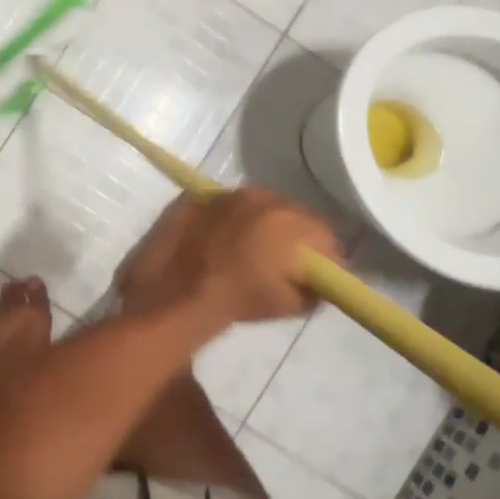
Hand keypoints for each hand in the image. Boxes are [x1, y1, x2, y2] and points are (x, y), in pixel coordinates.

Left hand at [115, 187, 339, 325]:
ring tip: (247, 251)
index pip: (325, 235)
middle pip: (293, 215)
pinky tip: (218, 241)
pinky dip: (229, 220)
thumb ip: (313, 291)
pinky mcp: (199, 197)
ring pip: (259, 206)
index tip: (315, 276)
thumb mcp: (289, 305)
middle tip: (282, 264)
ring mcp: (229, 193)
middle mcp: (264, 197)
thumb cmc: (238, 298)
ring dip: (261, 224)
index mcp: (292, 221)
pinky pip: (226, 206)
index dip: (324, 257)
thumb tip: (315, 285)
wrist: (175, 292)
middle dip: (294, 237)